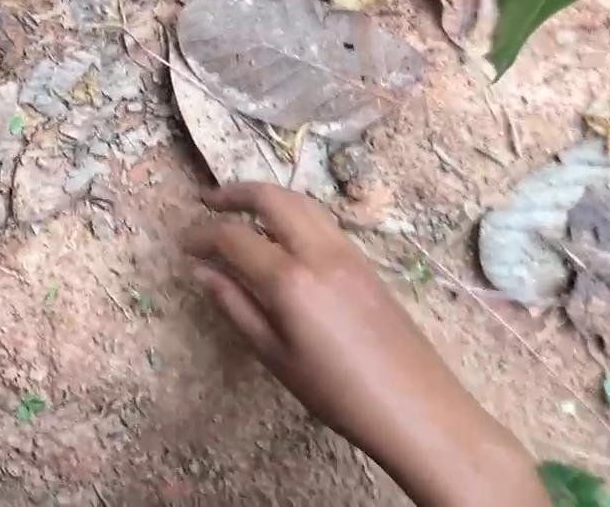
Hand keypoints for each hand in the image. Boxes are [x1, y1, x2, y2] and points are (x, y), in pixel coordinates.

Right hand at [185, 184, 549, 506]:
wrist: (425, 416)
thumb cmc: (339, 393)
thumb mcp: (275, 355)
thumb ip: (234, 305)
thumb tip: (200, 270)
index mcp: (290, 280)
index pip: (233, 237)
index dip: (202, 235)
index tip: (185, 245)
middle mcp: (319, 254)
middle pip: (271, 197)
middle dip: (234, 192)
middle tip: (209, 202)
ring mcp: (348, 254)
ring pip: (300, 202)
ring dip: (265, 197)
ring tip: (241, 210)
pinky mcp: (366, 263)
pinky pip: (321, 220)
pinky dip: (291, 212)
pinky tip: (280, 236)